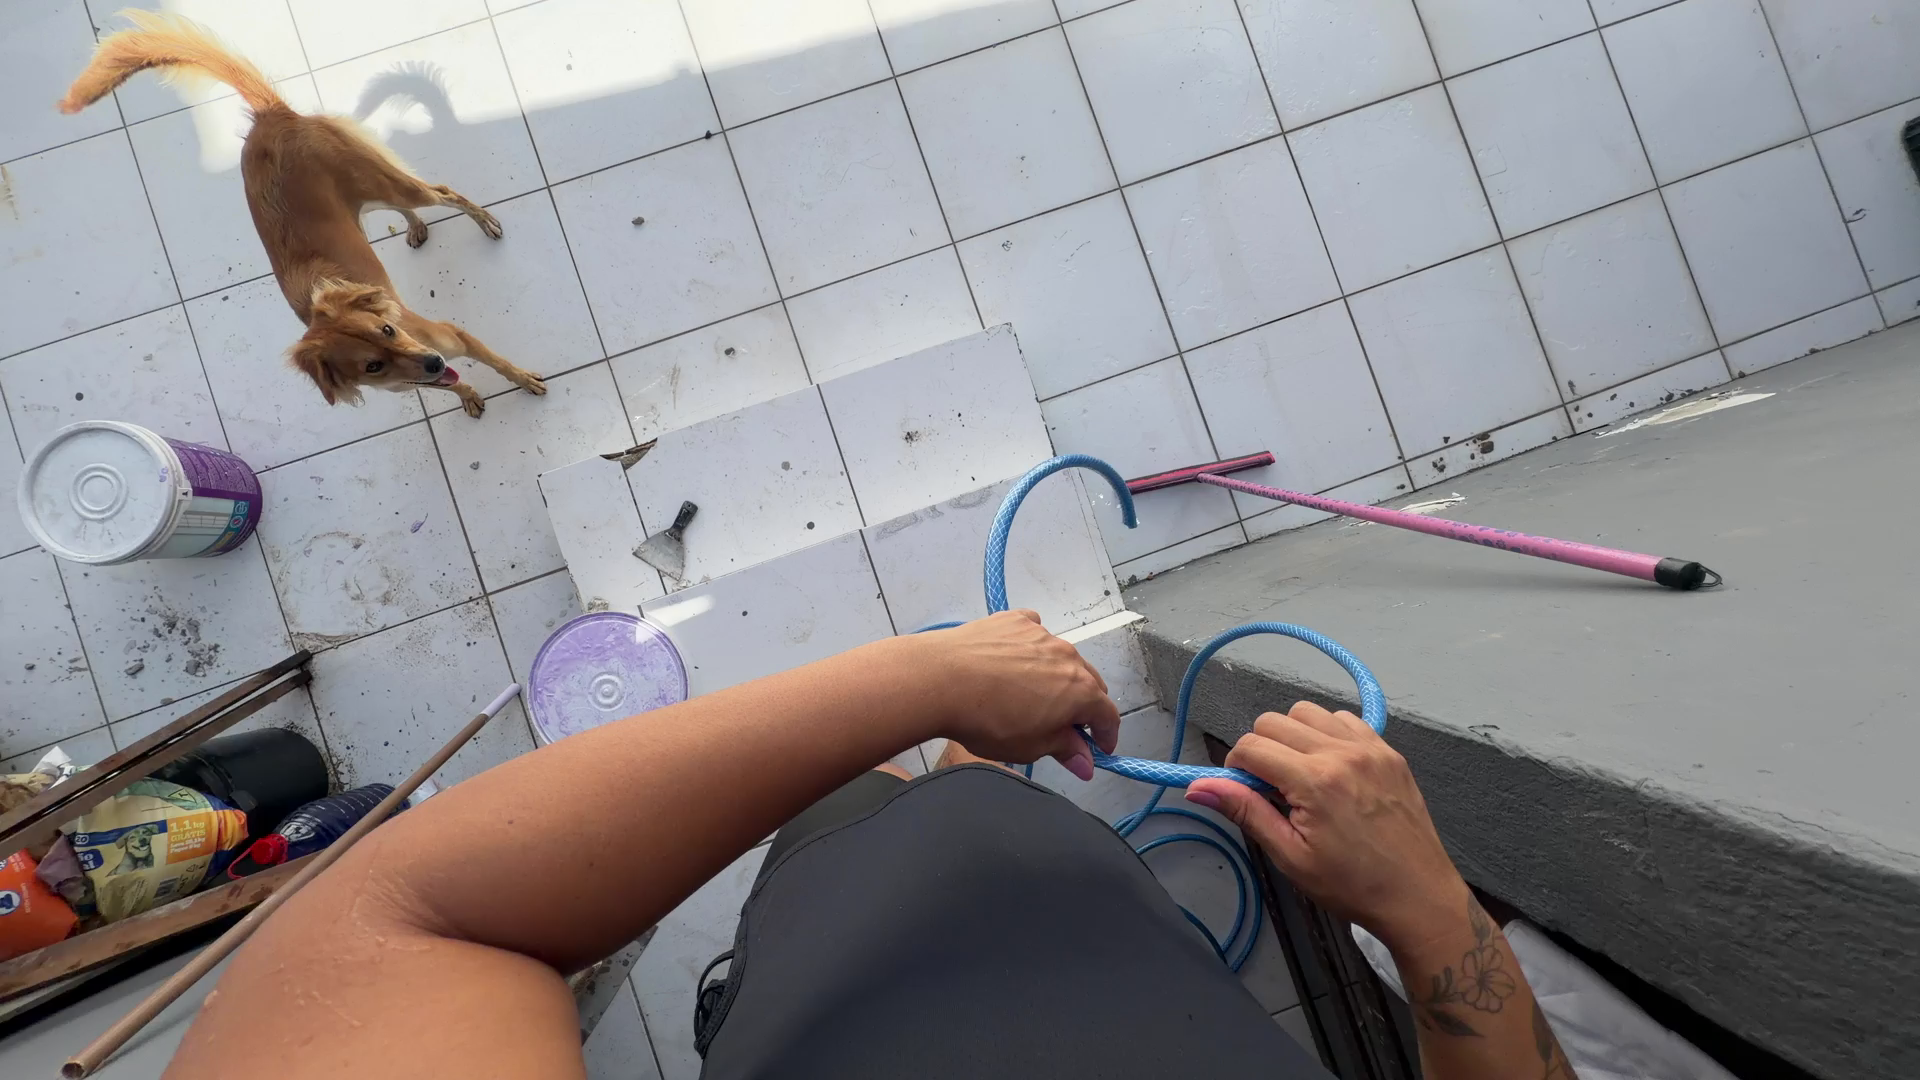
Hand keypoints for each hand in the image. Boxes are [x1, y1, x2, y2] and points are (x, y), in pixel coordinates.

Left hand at [914, 611, 1119, 780]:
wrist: (942, 679)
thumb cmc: (989, 720)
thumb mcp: (1030, 746)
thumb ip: (1064, 750)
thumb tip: (1086, 763)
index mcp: (1081, 691)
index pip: (1108, 715)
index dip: (1106, 735)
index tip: (1098, 749)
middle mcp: (1068, 656)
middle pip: (1089, 682)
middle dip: (1083, 705)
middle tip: (1064, 725)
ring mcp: (1041, 633)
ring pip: (1061, 657)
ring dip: (1057, 676)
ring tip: (1031, 693)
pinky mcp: (1014, 620)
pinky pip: (1033, 632)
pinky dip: (1032, 647)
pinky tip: (1013, 659)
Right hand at [1186, 702, 1467, 951]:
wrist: (1422, 901)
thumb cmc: (1351, 886)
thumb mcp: (1289, 856)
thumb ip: (1244, 811)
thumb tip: (1196, 786)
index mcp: (1314, 781)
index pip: (1250, 746)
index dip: (1236, 768)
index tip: (1248, 794)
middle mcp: (1340, 753)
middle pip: (1272, 721)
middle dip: (1261, 749)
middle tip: (1274, 787)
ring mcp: (1368, 748)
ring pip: (1305, 711)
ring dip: (1292, 735)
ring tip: (1301, 772)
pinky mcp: (1388, 750)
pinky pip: (1342, 718)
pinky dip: (1325, 733)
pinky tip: (1330, 765)